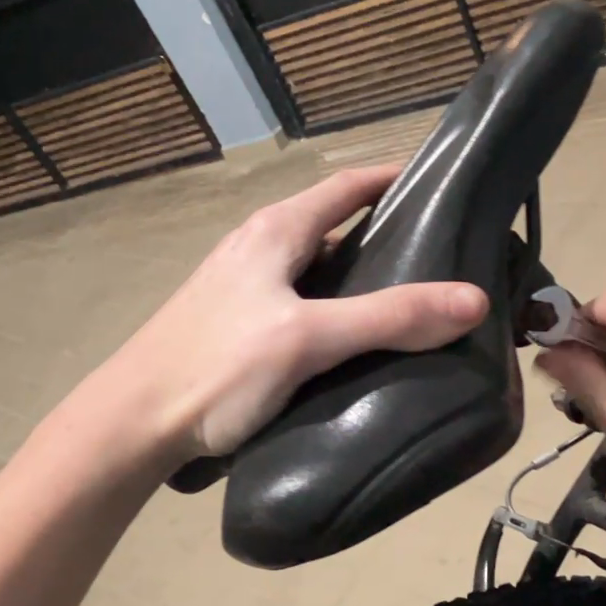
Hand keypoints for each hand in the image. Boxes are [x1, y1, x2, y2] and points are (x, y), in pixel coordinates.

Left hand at [84, 165, 488, 467]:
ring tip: (416, 304)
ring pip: (322, 268)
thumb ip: (389, 318)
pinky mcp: (241, 324)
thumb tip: (474, 300)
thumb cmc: (216, 368)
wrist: (131, 425)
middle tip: (447, 260)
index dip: (397, 179)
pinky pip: (306, 302)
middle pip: (339, 226)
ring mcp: (247, 286)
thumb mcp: (308, 338)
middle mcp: (261, 246)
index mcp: (277, 230)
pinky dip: (340, 309)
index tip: (448, 191)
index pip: (349, 184)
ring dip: (364, 277)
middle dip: (390, 235)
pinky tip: (360, 342)